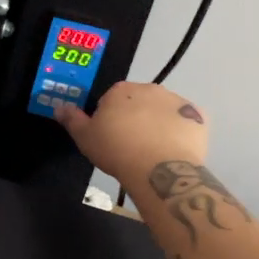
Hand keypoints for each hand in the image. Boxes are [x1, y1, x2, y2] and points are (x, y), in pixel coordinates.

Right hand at [54, 81, 208, 187]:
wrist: (159, 169)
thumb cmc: (117, 151)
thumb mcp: (85, 138)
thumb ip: (72, 120)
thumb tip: (59, 107)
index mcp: (121, 90)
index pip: (112, 99)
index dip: (110, 118)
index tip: (111, 137)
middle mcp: (150, 88)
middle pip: (140, 102)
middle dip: (137, 118)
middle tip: (131, 144)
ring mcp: (177, 101)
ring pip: (164, 111)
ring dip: (159, 123)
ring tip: (154, 150)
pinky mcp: (199, 116)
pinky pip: (187, 121)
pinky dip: (181, 132)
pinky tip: (174, 150)